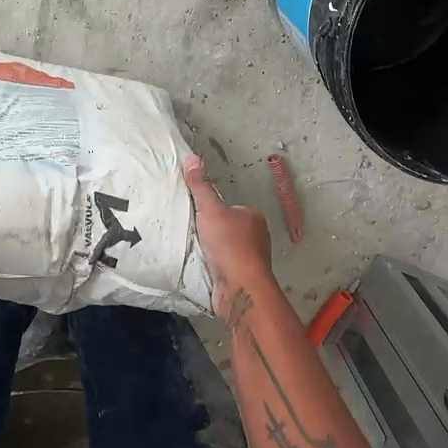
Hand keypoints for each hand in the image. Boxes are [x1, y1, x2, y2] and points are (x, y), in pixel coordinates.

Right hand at [182, 154, 273, 315]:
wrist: (240, 289)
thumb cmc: (230, 245)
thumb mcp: (210, 210)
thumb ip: (200, 186)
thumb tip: (191, 157)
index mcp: (253, 217)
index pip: (228, 208)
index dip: (211, 211)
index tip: (196, 217)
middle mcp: (256, 237)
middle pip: (226, 229)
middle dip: (210, 233)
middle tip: (191, 234)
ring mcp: (251, 260)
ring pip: (225, 250)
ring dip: (211, 252)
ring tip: (193, 252)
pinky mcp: (243, 280)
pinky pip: (223, 268)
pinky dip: (213, 268)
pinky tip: (200, 269)